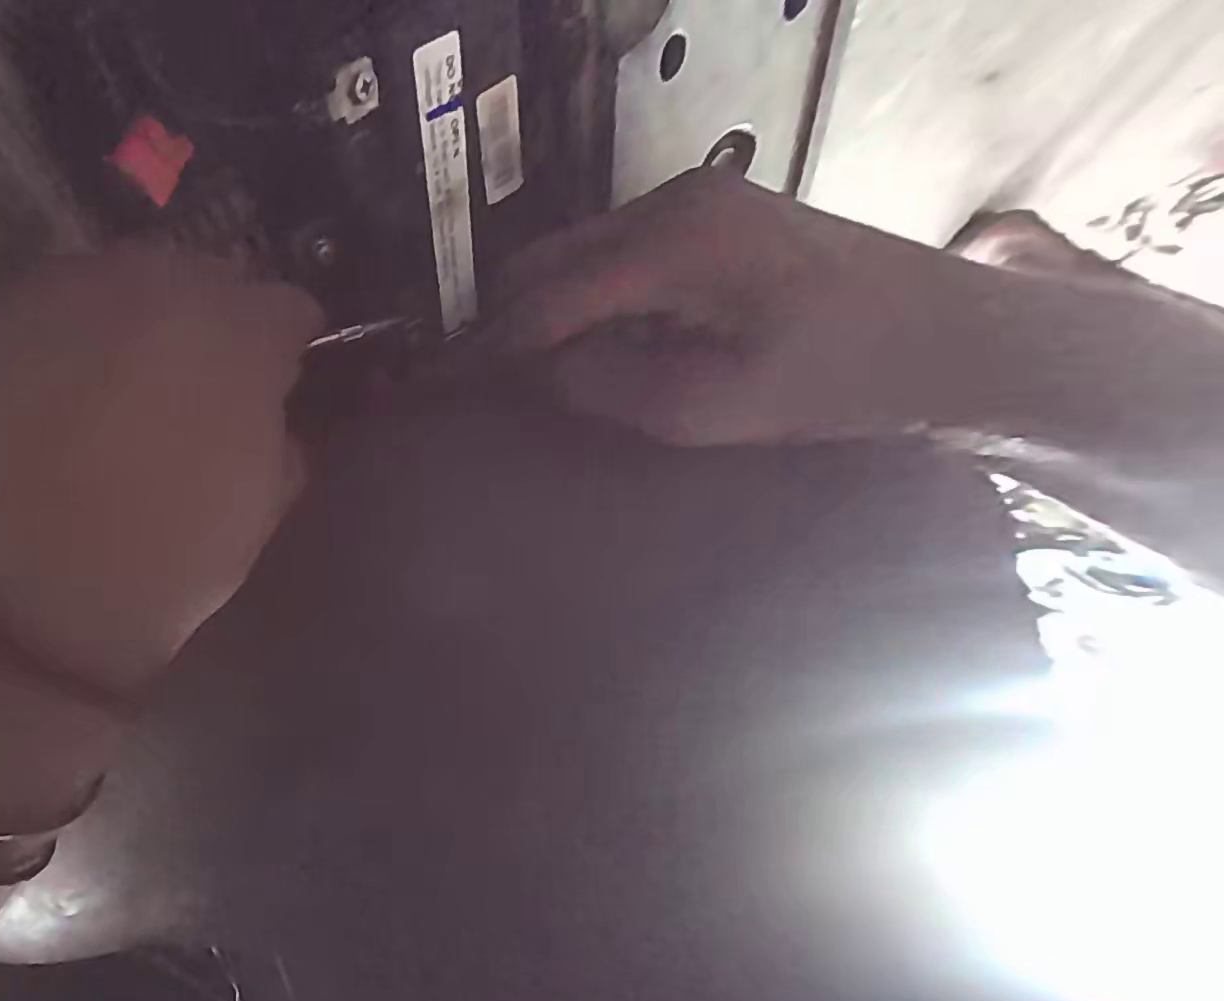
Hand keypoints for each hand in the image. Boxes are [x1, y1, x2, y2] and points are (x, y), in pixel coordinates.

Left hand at [0, 244, 322, 694]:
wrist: (28, 602)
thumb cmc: (171, 561)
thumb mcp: (265, 501)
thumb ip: (285, 429)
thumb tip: (274, 403)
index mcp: (240, 331)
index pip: (290, 305)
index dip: (292, 346)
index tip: (283, 377)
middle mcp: (156, 282)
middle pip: (211, 274)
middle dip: (221, 322)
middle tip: (207, 380)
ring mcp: (72, 289)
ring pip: (133, 277)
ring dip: (149, 319)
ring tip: (137, 381)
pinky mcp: (4, 315)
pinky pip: (65, 301)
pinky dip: (83, 331)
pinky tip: (74, 387)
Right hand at [491, 170, 985, 445]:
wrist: (951, 339)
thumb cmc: (834, 382)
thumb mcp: (702, 409)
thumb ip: (599, 386)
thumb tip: (535, 371)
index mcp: (670, 245)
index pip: (540, 302)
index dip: (484, 351)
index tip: (439, 386)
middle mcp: (666, 203)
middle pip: (538, 264)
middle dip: (501, 326)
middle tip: (481, 382)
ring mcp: (685, 201)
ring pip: (565, 256)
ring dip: (536, 312)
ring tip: (526, 369)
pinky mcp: (700, 215)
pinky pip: (601, 256)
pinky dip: (574, 300)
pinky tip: (582, 340)